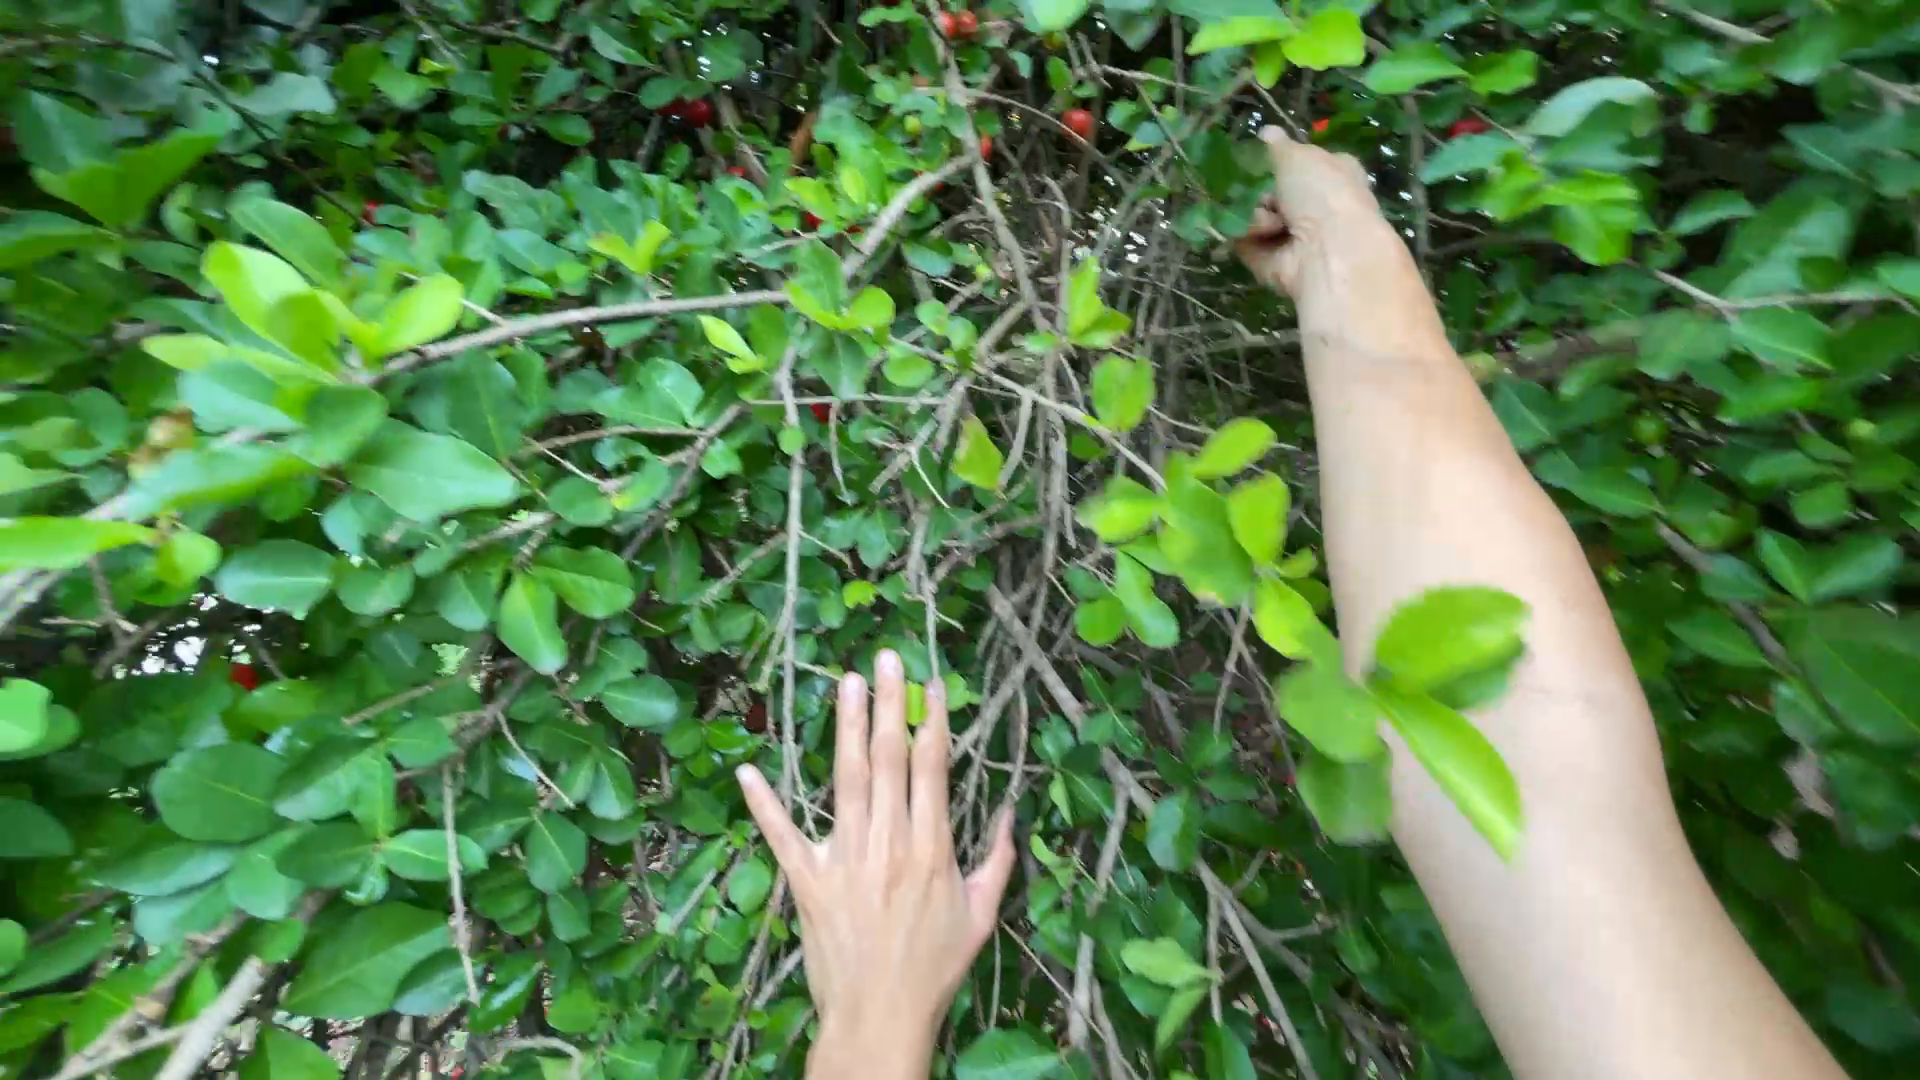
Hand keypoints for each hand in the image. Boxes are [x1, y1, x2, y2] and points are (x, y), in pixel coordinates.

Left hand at [736, 650, 1016, 1078]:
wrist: (880, 1020)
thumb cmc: (934, 968)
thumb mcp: (982, 916)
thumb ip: (998, 859)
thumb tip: (1008, 811)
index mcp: (932, 848)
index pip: (933, 768)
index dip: (934, 720)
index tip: (932, 682)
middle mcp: (889, 842)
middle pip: (890, 759)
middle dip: (889, 703)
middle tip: (885, 658)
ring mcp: (845, 859)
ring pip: (847, 779)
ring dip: (847, 727)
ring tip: (846, 681)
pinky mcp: (808, 880)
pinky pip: (783, 835)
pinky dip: (764, 803)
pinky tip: (747, 770)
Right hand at [1236, 126, 1445, 358]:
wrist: (1326, 250)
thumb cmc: (1323, 194)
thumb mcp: (1299, 157)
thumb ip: (1277, 146)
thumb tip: (1265, 131)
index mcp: (1330, 173)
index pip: (1299, 163)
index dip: (1280, 161)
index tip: (1262, 158)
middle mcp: (1312, 204)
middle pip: (1268, 190)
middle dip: (1258, 189)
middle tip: (1265, 191)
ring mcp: (1289, 234)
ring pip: (1252, 213)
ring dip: (1255, 213)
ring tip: (1272, 221)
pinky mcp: (1267, 259)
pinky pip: (1242, 239)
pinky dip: (1245, 234)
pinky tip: (1259, 234)